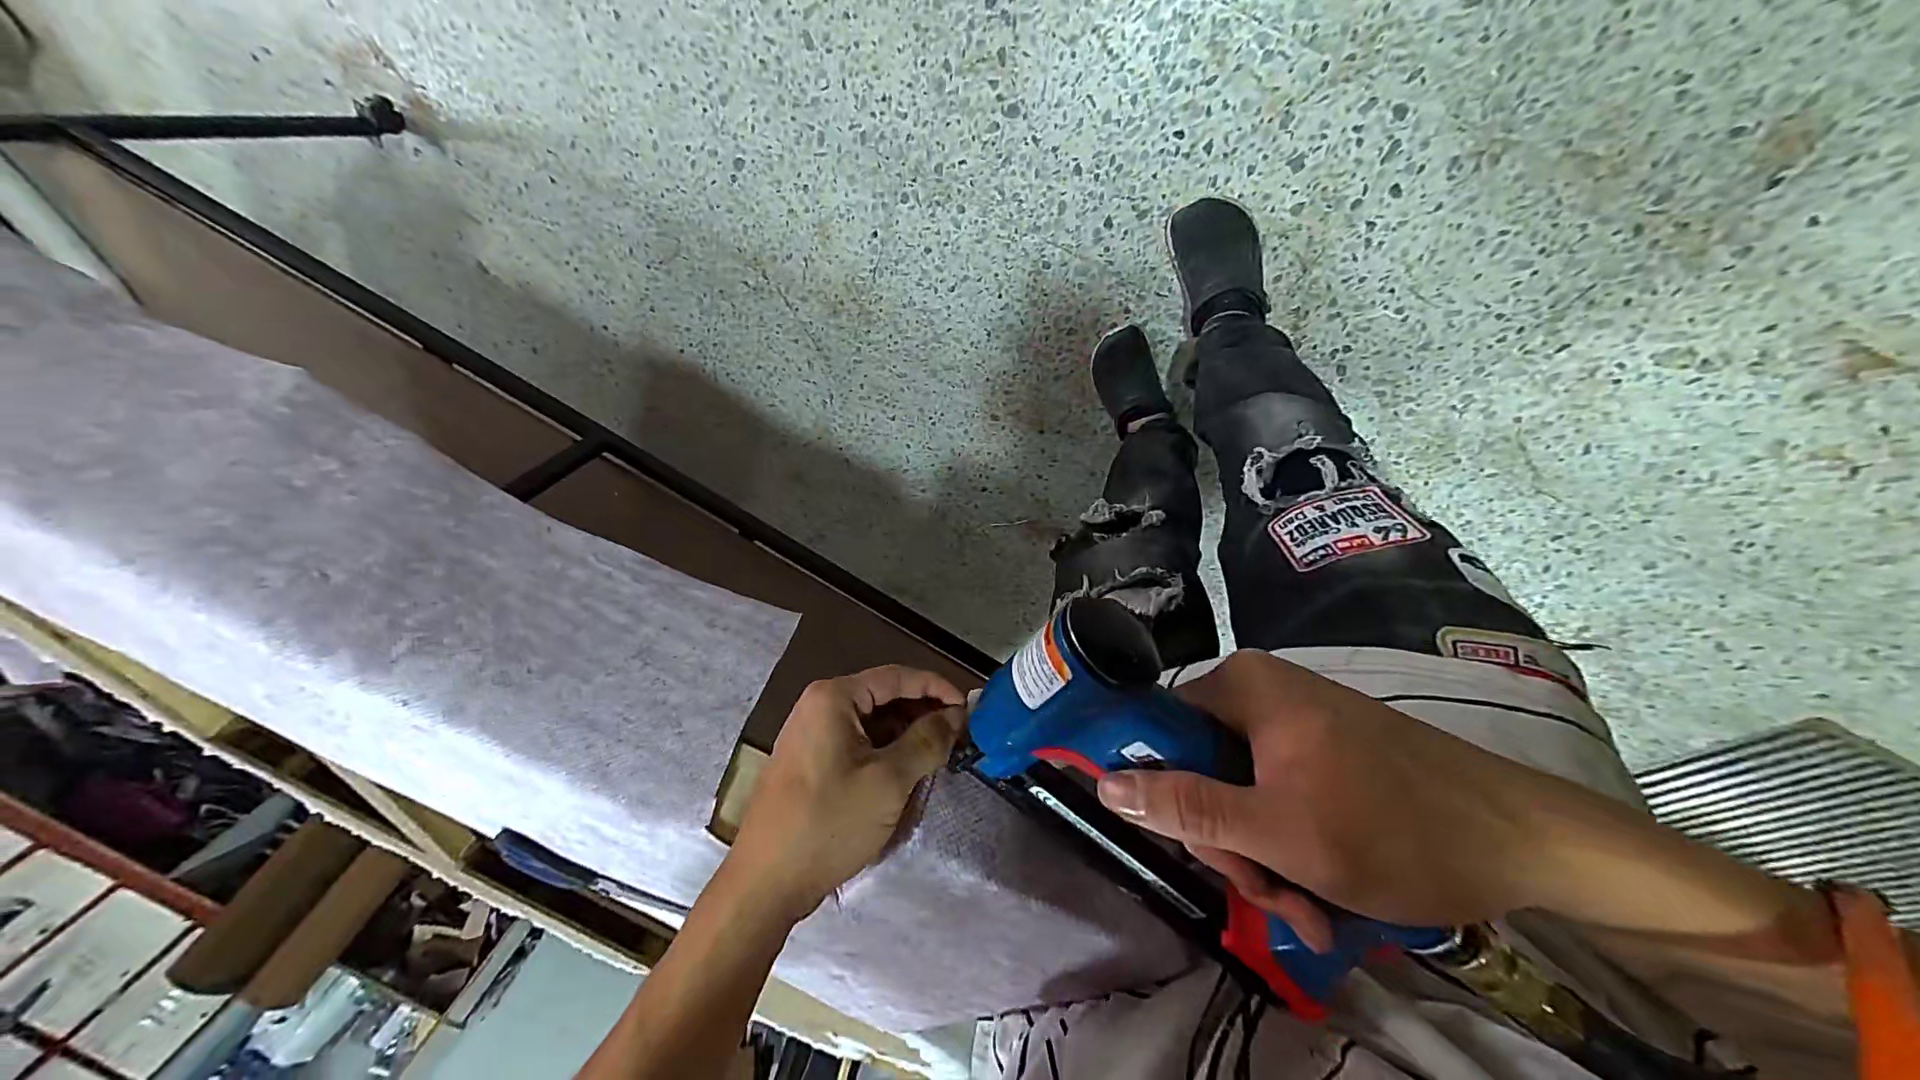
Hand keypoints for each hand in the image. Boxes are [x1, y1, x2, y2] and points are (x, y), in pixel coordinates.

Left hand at [725, 665, 965, 918]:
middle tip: (961, 736)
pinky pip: (859, 744)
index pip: (898, 676)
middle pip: (885, 697)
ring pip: (874, 723)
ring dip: (908, 736)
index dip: (938, 688)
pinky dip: (887, 752)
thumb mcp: (889, 780)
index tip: (970, 709)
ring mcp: (812, 735)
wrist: (766, 883)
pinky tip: (909, 773)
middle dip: (924, 714)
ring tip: (940, 757)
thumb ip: (928, 740)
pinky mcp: (812, 762)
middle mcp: (819, 706)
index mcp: (833, 698)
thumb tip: (957, 715)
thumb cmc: (829, 823)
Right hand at [1094, 650, 1552, 950]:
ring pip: (1236, 795)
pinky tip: (1319, 898)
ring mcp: (1291, 724)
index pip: (1157, 729)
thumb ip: (1186, 806)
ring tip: (1306, 910)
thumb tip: (1104, 783)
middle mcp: (1258, 694)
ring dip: (1260, 859)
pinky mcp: (1319, 752)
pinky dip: (1286, 848)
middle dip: (1228, 844)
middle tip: (1267, 893)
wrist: (1529, 844)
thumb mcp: (1278, 831)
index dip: (1157, 789)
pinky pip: (1273, 797)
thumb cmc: (1395, 830)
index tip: (1191, 846)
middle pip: (1197, 771)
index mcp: (1239, 688)